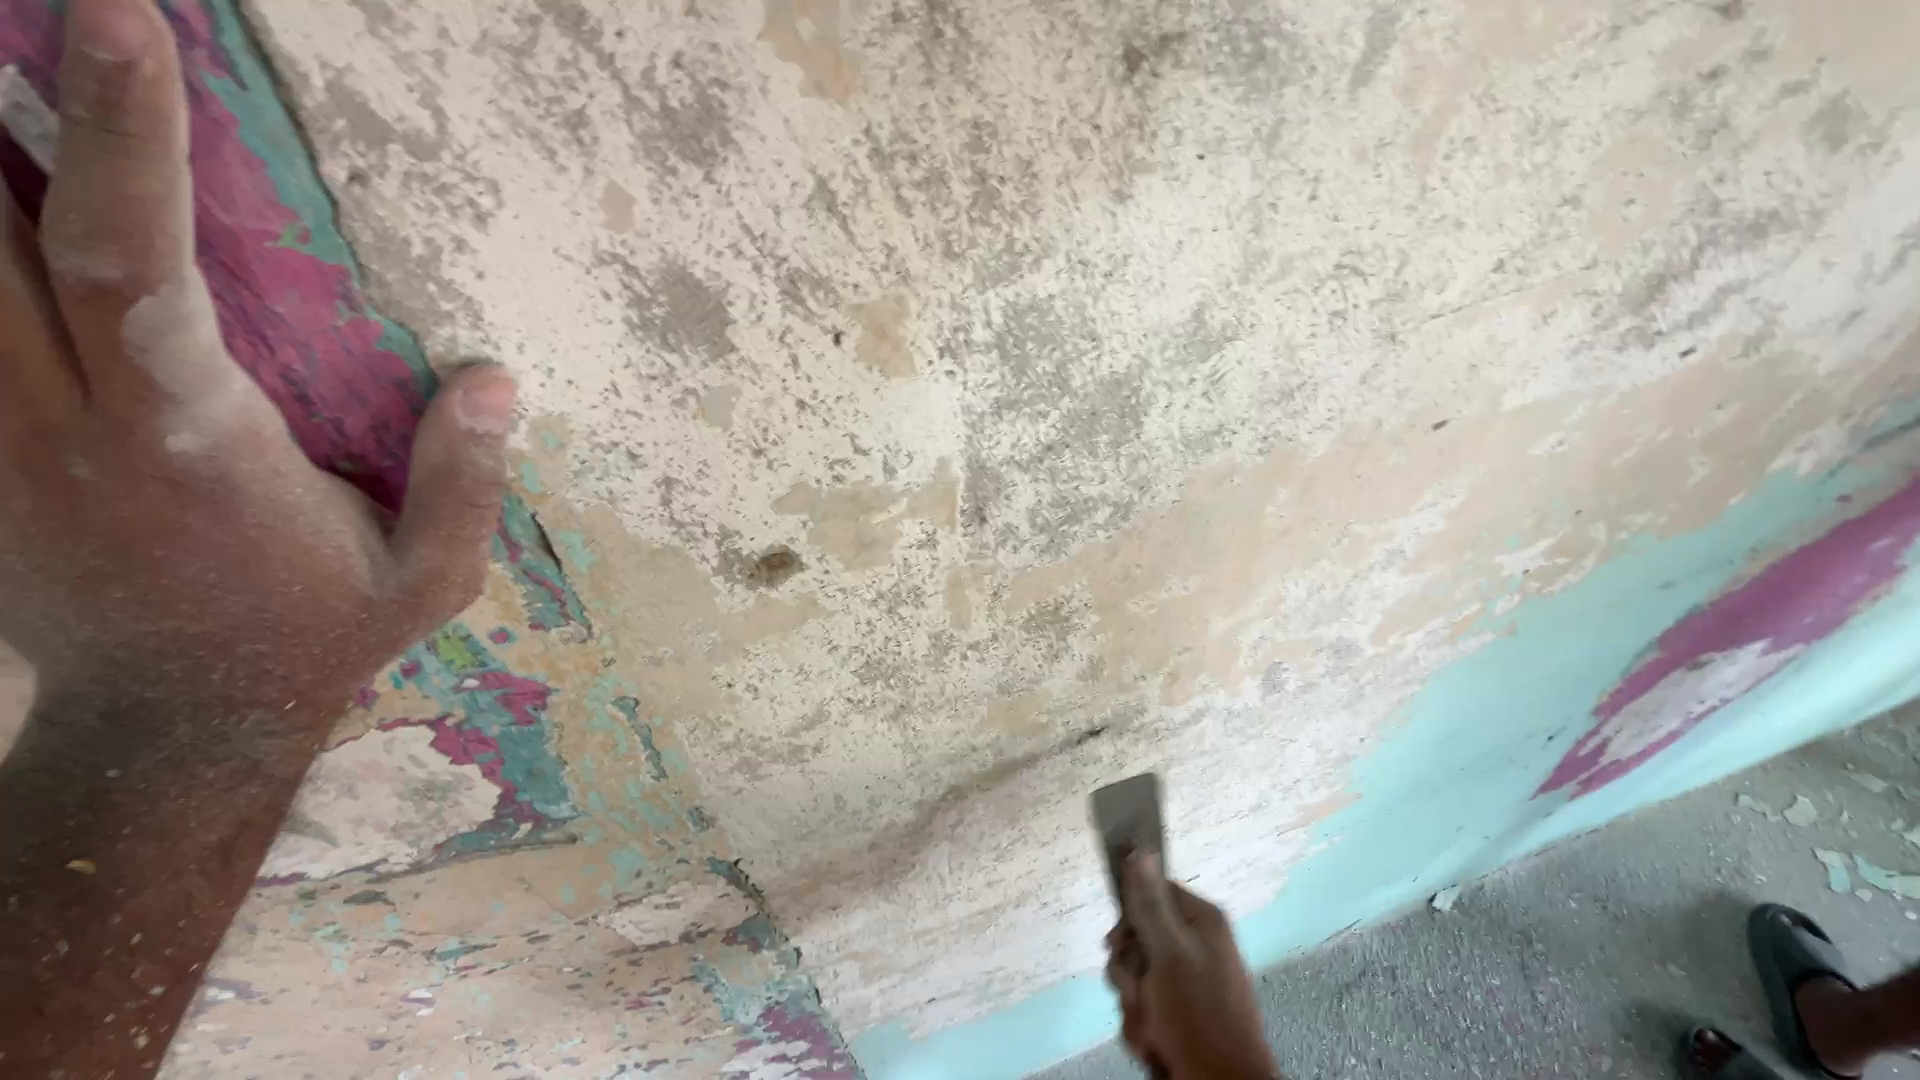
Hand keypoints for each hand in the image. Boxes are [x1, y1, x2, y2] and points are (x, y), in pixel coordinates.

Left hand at [0, 0, 514, 711]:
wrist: (180, 718)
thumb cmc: (320, 635)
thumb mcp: (432, 580)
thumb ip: (465, 481)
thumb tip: (496, 379)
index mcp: (187, 443)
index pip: (131, 265)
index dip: (123, 137)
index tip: (121, 18)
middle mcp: (57, 422)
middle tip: (31, 12)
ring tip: (1, 77)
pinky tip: (1, 195)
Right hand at [1106, 854, 1279, 1079]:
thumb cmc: (1199, 1015)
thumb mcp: (1169, 954)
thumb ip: (1149, 904)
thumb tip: (1137, 848)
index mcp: (1200, 920)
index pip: (1150, 893)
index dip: (1128, 918)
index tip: (1118, 942)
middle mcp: (1193, 945)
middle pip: (1135, 938)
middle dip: (1129, 973)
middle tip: (1141, 992)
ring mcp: (1185, 982)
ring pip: (1133, 978)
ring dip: (1134, 1006)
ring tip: (1154, 1028)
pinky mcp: (1176, 1014)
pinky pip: (1140, 1007)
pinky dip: (1142, 1027)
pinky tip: (1158, 1043)